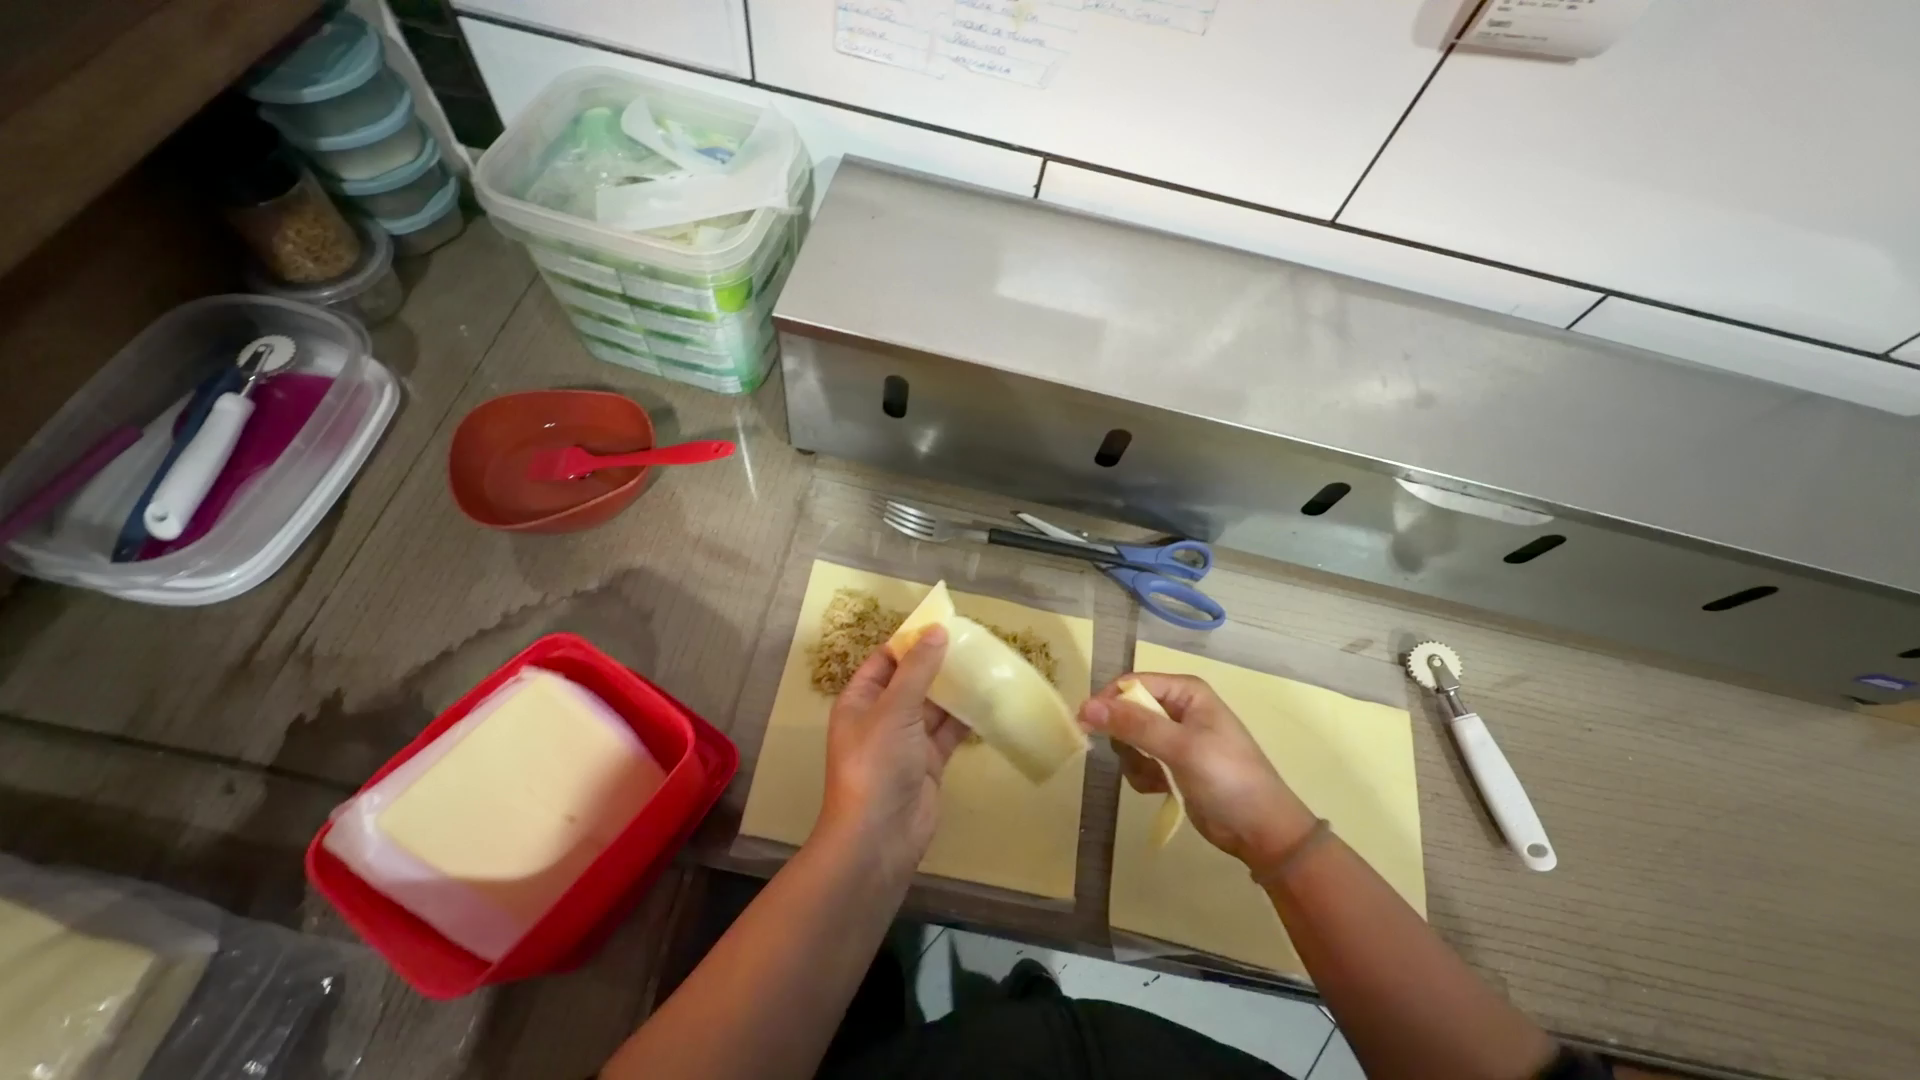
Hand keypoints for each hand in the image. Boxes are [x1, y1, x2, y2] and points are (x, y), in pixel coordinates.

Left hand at [817, 625, 969, 874]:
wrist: (879, 836)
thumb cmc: (877, 765)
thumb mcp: (894, 710)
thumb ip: (917, 670)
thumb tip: (937, 630)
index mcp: (860, 701)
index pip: (884, 660)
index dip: (910, 641)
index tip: (943, 623)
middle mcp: (881, 717)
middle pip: (912, 681)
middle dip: (939, 663)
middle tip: (974, 641)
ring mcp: (906, 742)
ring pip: (934, 706)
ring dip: (956, 689)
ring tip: (987, 664)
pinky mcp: (929, 763)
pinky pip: (948, 732)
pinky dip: (966, 718)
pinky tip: (989, 699)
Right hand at [1080, 674, 1318, 873]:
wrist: (1260, 829)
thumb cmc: (1226, 778)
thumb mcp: (1180, 747)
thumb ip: (1134, 725)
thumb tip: (1086, 706)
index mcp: (1186, 692)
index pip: (1132, 684)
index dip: (1108, 702)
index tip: (1087, 726)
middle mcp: (1179, 709)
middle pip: (1127, 712)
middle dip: (1124, 738)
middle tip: (1133, 758)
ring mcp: (1175, 739)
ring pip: (1129, 741)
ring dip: (1134, 762)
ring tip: (1155, 778)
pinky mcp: (1172, 766)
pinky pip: (1139, 763)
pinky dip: (1143, 777)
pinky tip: (1161, 790)